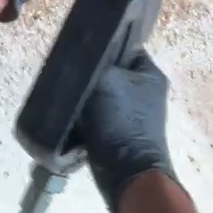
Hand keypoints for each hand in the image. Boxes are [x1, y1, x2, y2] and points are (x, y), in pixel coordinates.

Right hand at [79, 52, 175, 212]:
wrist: (126, 172)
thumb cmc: (119, 119)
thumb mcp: (101, 78)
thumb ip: (89, 60)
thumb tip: (72, 52)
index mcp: (150, 73)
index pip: (120, 43)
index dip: (97, 41)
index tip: (74, 43)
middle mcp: (144, 89)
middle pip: (107, 66)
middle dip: (85, 66)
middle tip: (64, 65)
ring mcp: (132, 109)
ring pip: (98, 86)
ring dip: (81, 87)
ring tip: (62, 85)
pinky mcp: (117, 125)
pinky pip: (95, 106)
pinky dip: (82, 106)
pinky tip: (67, 105)